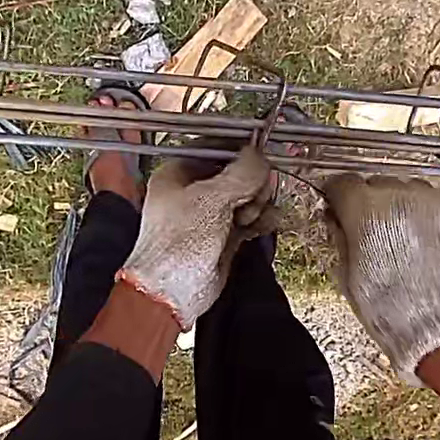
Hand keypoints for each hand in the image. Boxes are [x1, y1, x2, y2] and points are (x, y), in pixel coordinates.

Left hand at [117, 148, 275, 327]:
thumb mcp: (211, 198)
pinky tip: (266, 222)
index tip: (260, 152)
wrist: (173, 291)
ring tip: (250, 217)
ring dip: (257, 203)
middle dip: (252, 182)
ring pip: (247, 195)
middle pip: (236, 172)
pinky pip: (251, 217)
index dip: (239, 149)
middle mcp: (193, 191)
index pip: (214, 147)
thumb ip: (241, 172)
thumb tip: (260, 156)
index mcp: (178, 173)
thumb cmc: (178, 243)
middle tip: (253, 194)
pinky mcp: (224, 235)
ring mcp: (210, 214)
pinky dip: (261, 219)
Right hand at [321, 174, 439, 382]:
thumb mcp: (350, 280)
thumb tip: (337, 224)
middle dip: (373, 205)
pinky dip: (438, 223)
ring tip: (408, 247)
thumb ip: (341, 241)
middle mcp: (403, 196)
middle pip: (380, 185)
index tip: (338, 207)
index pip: (343, 183)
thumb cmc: (397, 313)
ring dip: (406, 211)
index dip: (338, 197)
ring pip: (414, 194)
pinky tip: (436, 253)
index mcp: (366, 209)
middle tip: (373, 236)